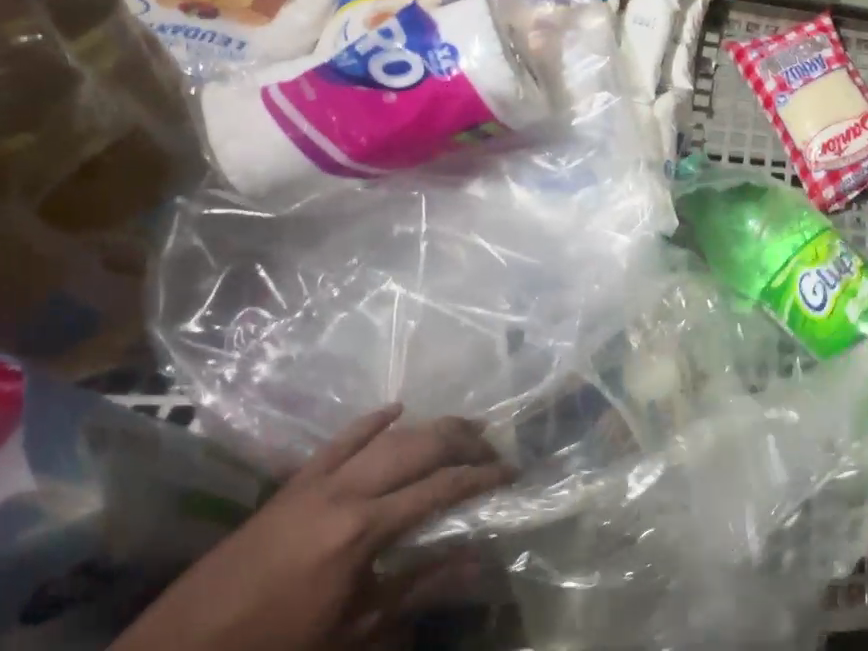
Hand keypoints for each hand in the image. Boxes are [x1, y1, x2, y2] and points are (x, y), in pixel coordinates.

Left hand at [111, 406, 514, 650]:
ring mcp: (316, 483)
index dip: (485, 477)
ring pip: (388, 437)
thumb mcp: (355, 626)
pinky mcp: (292, 485)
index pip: (443, 487)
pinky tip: (398, 408)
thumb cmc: (278, 640)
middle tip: (495, 451)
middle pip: (421, 448)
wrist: (184, 648)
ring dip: (432, 429)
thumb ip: (419, 588)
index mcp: (364, 529)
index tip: (515, 473)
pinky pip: (338, 441)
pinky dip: (371, 422)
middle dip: (466, 444)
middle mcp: (345, 493)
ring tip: (465, 430)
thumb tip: (479, 562)